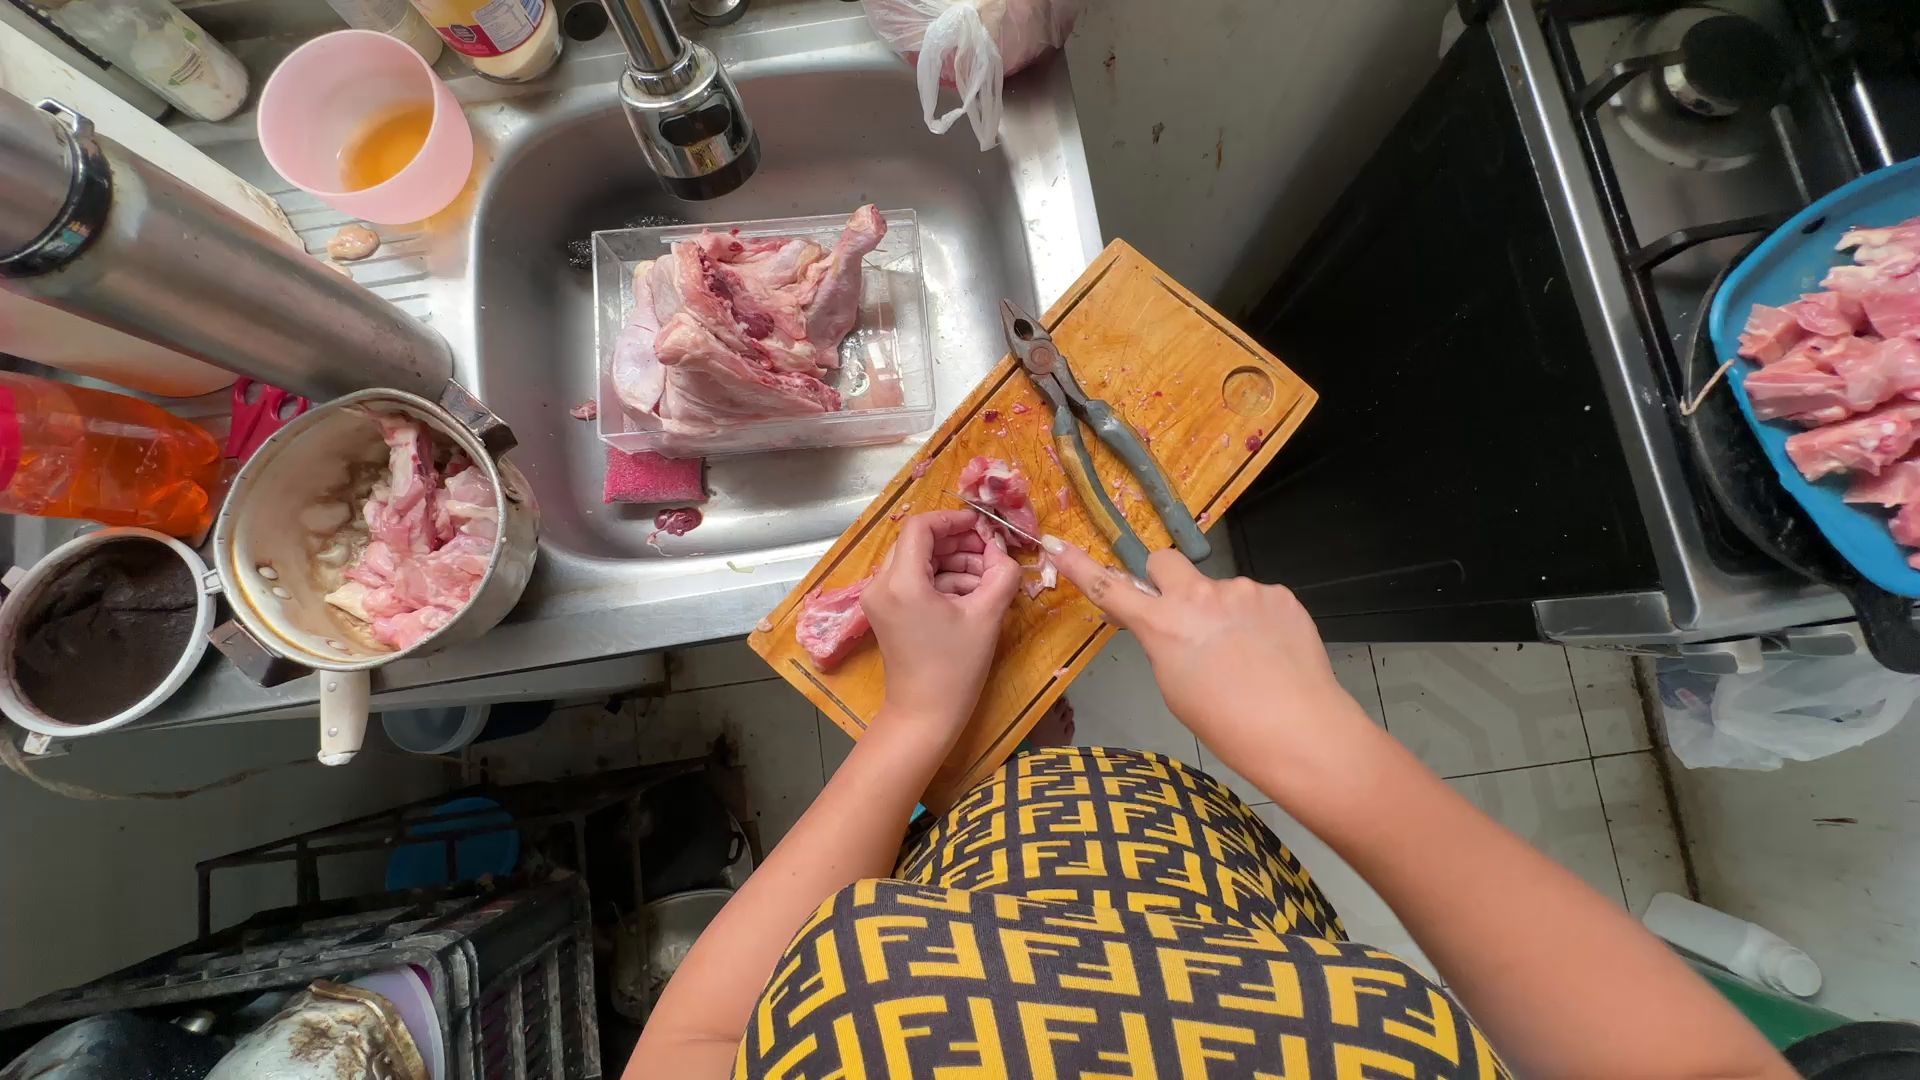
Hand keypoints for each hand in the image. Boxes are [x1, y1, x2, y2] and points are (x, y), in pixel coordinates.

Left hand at [863, 510, 1022, 733]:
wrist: (924, 715)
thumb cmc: (955, 668)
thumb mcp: (986, 616)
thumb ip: (1001, 573)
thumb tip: (1002, 549)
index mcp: (901, 582)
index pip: (921, 527)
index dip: (953, 520)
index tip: (982, 527)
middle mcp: (881, 584)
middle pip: (919, 543)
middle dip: (958, 543)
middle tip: (991, 553)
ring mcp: (879, 598)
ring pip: (918, 561)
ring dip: (953, 562)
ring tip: (988, 577)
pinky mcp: (885, 611)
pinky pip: (914, 580)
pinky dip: (942, 580)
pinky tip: (972, 593)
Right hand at [1041, 535, 1373, 774]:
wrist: (1300, 730)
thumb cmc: (1225, 723)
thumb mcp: (1173, 686)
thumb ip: (1162, 643)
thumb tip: (1167, 624)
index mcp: (1163, 624)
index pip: (1110, 588)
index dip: (1080, 567)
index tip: (1057, 544)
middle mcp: (1198, 595)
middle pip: (1165, 560)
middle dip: (1167, 578)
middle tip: (1184, 614)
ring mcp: (1242, 589)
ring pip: (1218, 588)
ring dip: (1221, 610)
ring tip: (1246, 653)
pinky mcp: (1278, 593)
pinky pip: (1255, 599)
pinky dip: (1256, 619)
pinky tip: (1271, 650)